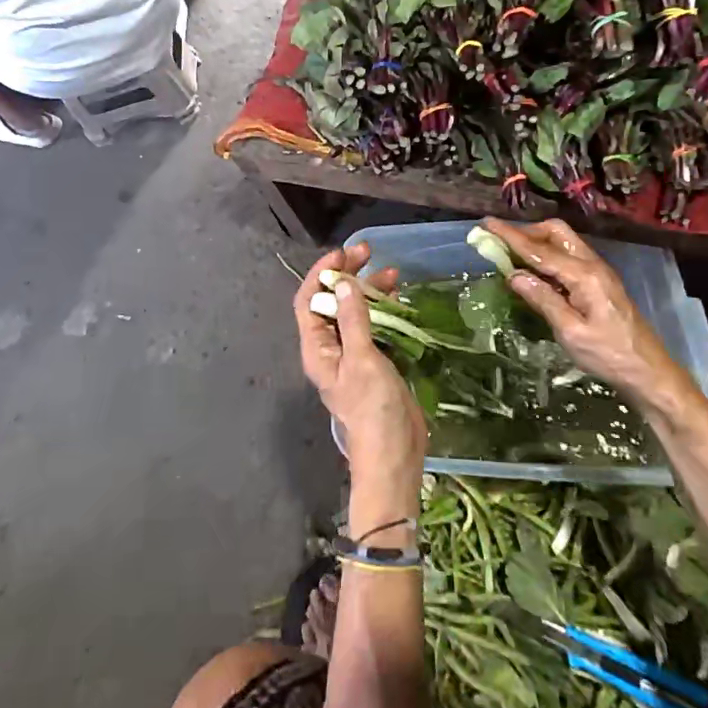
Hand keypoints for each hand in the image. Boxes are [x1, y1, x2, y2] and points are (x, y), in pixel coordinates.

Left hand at [292, 242, 426, 490]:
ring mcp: (353, 356)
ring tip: (392, 274)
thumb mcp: (362, 360)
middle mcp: (330, 350)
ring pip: (355, 314)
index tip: (343, 254)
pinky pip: (374, 329)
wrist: (394, 454)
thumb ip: (353, 320)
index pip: (308, 302)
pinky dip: (384, 312)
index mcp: (317, 349)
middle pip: (331, 303)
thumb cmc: (372, 409)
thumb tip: (342, 283)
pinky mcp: (375, 363)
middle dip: (347, 277)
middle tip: (370, 253)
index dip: (320, 274)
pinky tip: (399, 301)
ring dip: (369, 292)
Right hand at [480, 218, 705, 421]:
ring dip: (536, 243)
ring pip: (562, 243)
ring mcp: (598, 272)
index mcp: (585, 276)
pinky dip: (546, 257)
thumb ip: (543, 300)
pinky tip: (534, 273)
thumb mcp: (571, 332)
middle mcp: (593, 265)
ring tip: (510, 256)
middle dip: (526, 232)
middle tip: (499, 244)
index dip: (510, 236)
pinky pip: (568, 258)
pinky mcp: (598, 282)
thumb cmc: (609, 355)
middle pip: (555, 233)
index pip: (540, 250)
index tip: (486, 224)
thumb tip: (514, 275)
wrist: (648, 371)